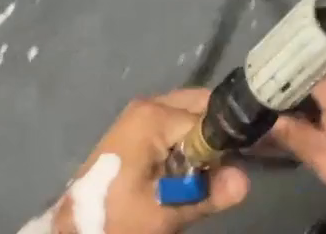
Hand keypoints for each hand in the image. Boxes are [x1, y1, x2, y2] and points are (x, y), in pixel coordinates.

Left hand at [38, 90, 250, 233]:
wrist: (75, 227)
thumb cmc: (116, 218)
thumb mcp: (163, 213)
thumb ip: (205, 194)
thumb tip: (245, 179)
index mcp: (154, 116)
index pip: (209, 118)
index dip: (229, 141)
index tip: (249, 159)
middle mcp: (149, 104)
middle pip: (201, 105)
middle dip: (220, 132)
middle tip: (235, 165)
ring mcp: (141, 113)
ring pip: (190, 113)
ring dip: (206, 137)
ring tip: (216, 170)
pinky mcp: (138, 126)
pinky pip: (176, 123)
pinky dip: (190, 139)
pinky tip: (194, 167)